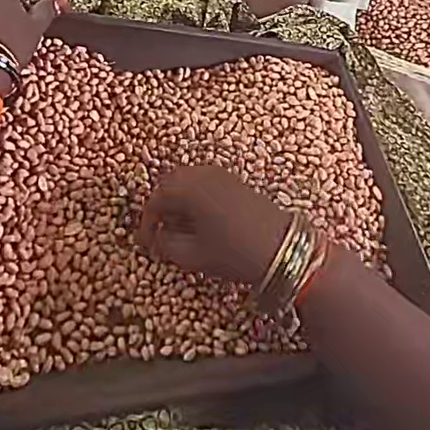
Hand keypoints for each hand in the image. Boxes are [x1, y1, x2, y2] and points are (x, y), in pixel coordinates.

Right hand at [136, 165, 290, 286]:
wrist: (283, 248)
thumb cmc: (235, 252)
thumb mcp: (193, 255)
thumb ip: (166, 244)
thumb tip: (156, 238)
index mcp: (189, 188)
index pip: (156, 199)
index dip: (146, 221)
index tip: (145, 241)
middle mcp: (204, 174)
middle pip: (170, 184)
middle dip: (161, 206)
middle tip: (158, 232)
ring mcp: (222, 175)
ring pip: (188, 181)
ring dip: (178, 200)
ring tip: (177, 228)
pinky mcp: (236, 182)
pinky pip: (205, 182)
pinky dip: (195, 197)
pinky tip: (199, 220)